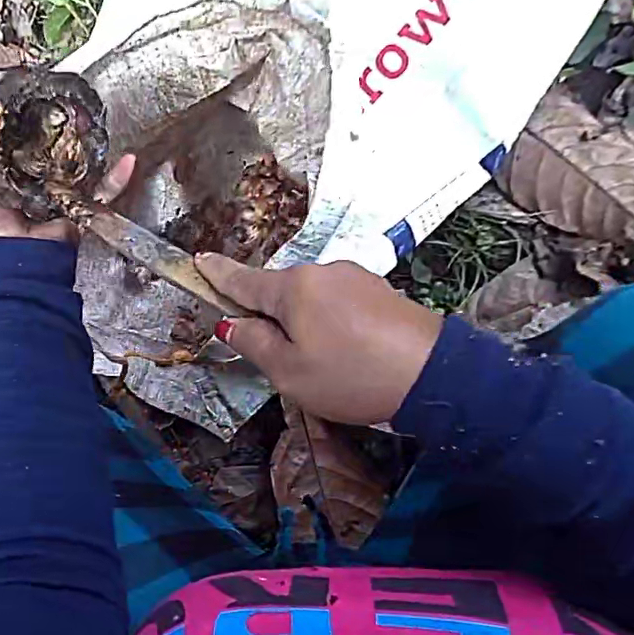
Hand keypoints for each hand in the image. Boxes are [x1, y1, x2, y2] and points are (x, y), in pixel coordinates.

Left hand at [0, 91, 134, 243]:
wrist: (13, 256)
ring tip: (95, 122)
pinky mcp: (79, 206)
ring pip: (81, 163)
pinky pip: (102, 191)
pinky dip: (116, 178)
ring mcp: (61, 191)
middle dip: (64, 125)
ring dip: (92, 144)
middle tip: (68, 101)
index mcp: (9, 169)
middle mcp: (37, 178)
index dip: (24, 115)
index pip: (19, 136)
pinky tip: (126, 161)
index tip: (29, 90)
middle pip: (55, 146)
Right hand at [195, 254, 442, 425]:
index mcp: (294, 288)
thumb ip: (255, 343)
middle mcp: (323, 272)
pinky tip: (346, 352)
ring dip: (304, 323)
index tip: (200, 258)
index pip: (244, 280)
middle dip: (271, 317)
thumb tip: (232, 323)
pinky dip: (331, 324)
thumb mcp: (289, 372)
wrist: (432, 375)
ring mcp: (355, 278)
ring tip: (322, 365)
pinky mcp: (379, 290)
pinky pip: (338, 304)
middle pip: (280, 292)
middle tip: (278, 357)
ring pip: (311, 299)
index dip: (218, 274)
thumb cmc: (351, 375)